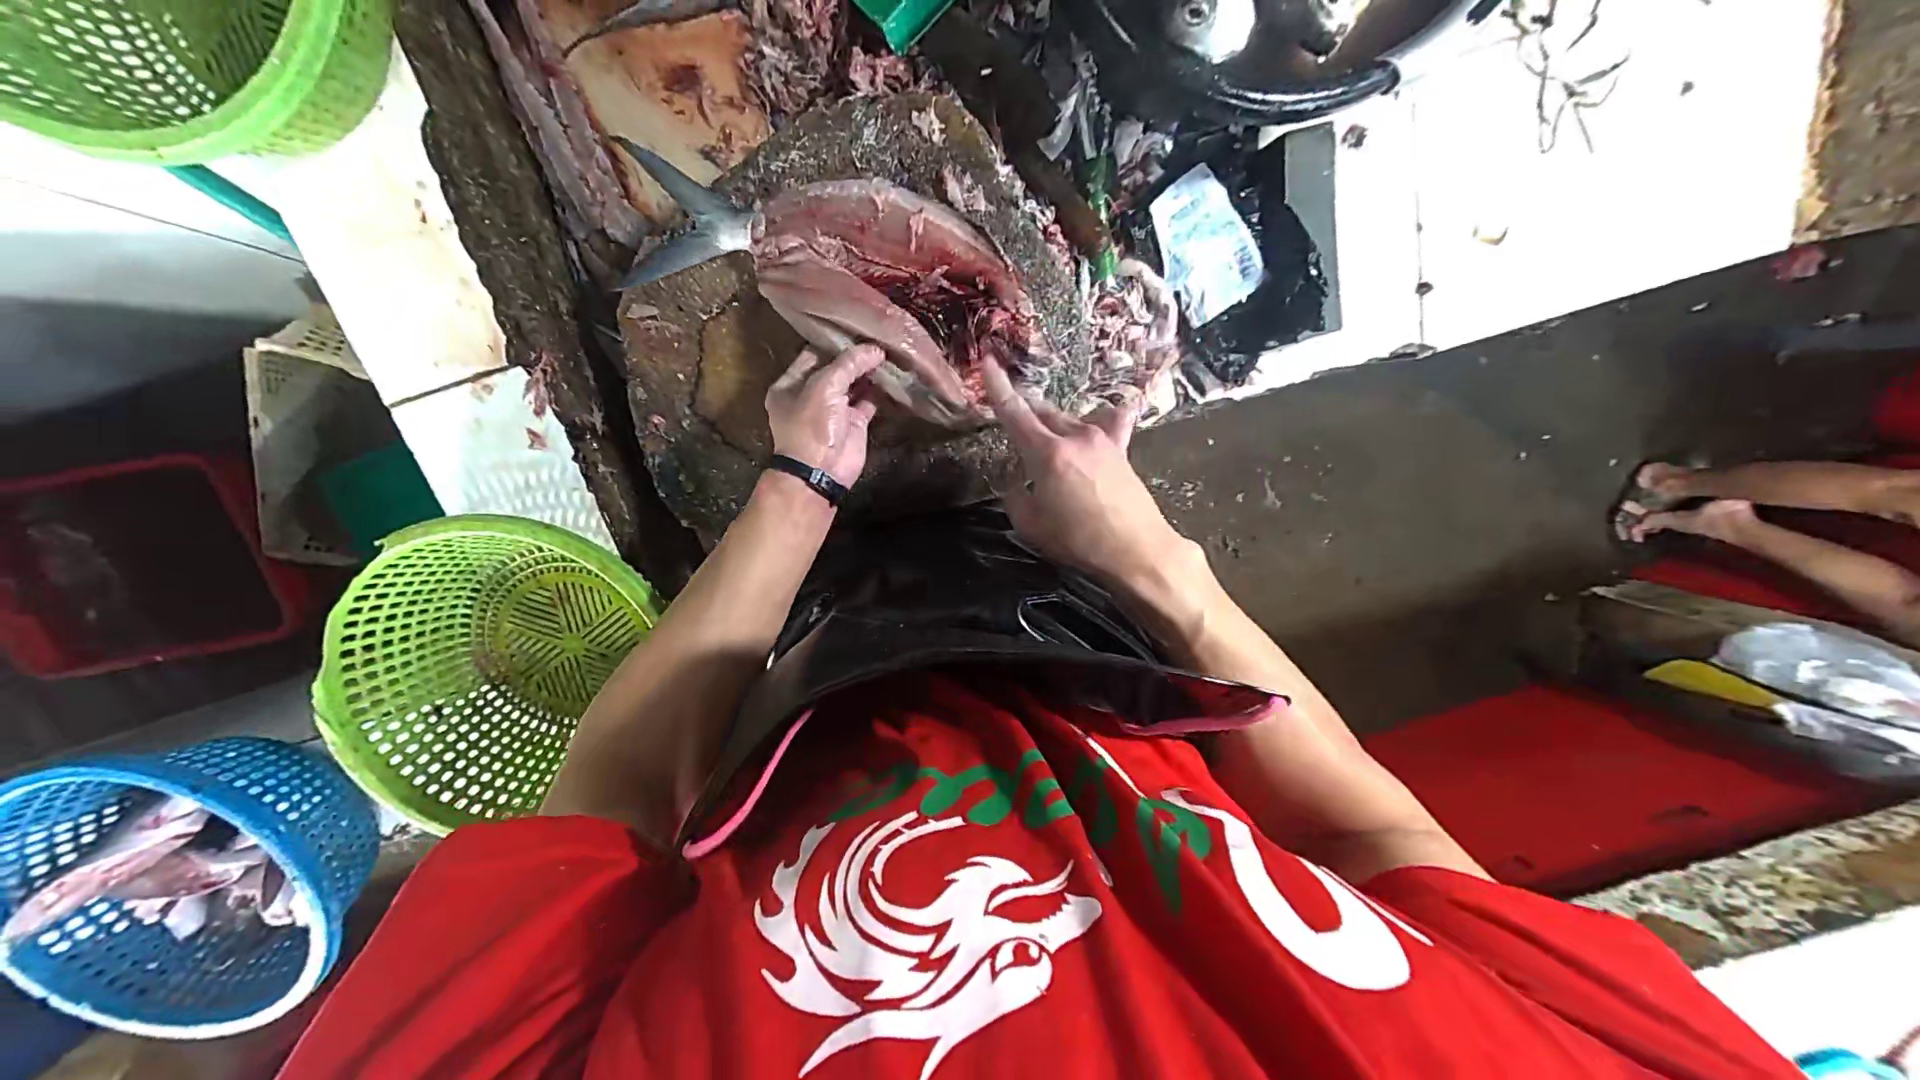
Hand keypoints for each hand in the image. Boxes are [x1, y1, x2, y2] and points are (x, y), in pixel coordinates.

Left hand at [765, 345, 885, 487]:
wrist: (821, 471)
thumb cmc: (812, 425)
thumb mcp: (825, 386)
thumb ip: (849, 364)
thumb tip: (875, 349)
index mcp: (791, 384)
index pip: (813, 353)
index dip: (834, 341)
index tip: (857, 327)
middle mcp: (811, 394)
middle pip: (836, 368)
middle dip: (855, 356)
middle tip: (878, 337)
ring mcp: (834, 409)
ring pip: (854, 383)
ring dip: (869, 371)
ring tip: (888, 353)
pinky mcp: (853, 423)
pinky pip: (868, 401)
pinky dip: (879, 390)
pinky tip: (892, 376)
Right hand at [983, 360, 1202, 600]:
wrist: (1137, 549)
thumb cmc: (1079, 540)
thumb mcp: (1030, 525)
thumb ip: (1015, 496)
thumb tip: (1018, 484)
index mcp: (1047, 453)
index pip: (1014, 411)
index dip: (996, 385)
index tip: (987, 361)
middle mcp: (1075, 436)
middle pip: (1042, 412)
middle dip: (1025, 416)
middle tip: (1015, 432)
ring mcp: (1102, 439)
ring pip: (1068, 419)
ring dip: (1053, 427)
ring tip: (1049, 447)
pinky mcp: (1121, 450)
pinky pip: (1108, 424)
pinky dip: (1099, 421)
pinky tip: (1103, 418)